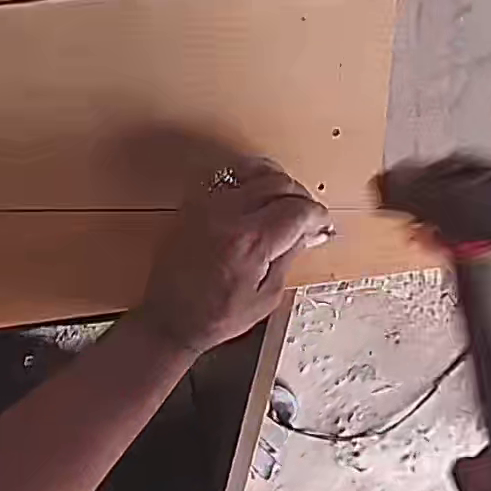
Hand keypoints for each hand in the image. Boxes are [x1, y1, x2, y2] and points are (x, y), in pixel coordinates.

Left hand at [130, 157, 330, 354]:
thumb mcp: (266, 297)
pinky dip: (247, 181)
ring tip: (282, 205)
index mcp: (251, 242)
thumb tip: (309, 232)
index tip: (321, 227)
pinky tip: (254, 200)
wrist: (169, 319)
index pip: (299, 209)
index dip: (317, 217)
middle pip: (279, 183)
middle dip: (300, 198)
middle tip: (305, 219)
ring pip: (253, 171)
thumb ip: (289, 257)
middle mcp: (228, 216)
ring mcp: (206, 208)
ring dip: (275, 183)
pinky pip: (226, 178)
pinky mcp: (191, 208)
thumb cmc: (216, 317)